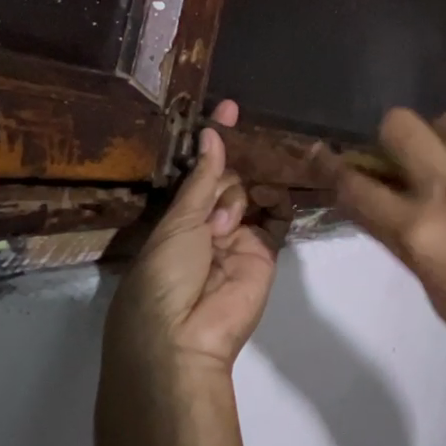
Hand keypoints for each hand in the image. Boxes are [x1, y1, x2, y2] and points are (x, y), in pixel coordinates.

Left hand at [105, 100, 277, 375]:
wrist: (182, 338)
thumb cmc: (164, 275)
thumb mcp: (177, 223)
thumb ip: (202, 179)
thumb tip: (212, 135)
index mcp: (178, 219)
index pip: (200, 172)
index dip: (213, 142)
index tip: (228, 108)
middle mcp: (208, 226)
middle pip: (228, 178)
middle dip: (234, 158)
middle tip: (243, 129)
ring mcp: (238, 239)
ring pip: (252, 192)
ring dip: (251, 180)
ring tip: (255, 170)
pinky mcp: (264, 253)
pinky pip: (276, 217)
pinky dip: (279, 198)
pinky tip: (280, 178)